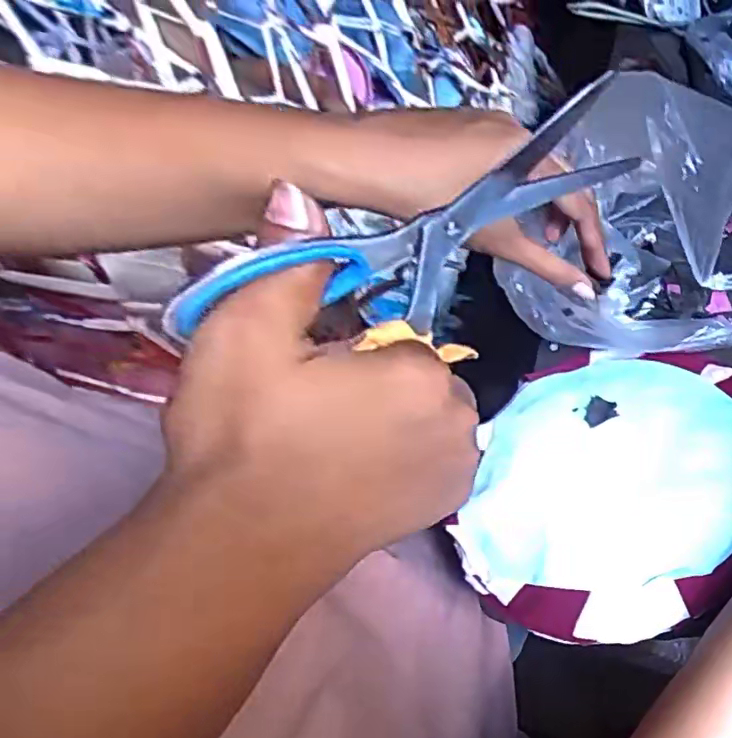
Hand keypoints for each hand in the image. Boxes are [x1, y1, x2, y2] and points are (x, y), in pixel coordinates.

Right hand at [160, 181, 480, 564]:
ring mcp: (468, 457)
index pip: (404, 338)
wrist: (258, 527)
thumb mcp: (245, 334)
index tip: (323, 370)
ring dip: (409, 419)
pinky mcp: (462, 492)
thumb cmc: (247, 431)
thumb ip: (288, 268)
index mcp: (422, 370)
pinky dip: (421, 454)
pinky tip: (376, 466)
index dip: (361, 350)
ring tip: (349, 441)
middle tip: (330, 408)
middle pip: (429, 378)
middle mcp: (463, 412)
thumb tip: (302, 197)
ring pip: (441, 417)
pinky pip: (448, 455)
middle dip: (390, 383)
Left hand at [329, 107, 611, 295]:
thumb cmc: (426, 195)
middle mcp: (514, 129)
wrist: (348, 158)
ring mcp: (487, 122)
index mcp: (528, 151)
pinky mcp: (465, 124)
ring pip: (539, 173)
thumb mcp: (498, 237)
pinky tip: (511, 212)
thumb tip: (586, 291)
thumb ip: (549, 265)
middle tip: (575, 257)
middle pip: (564, 183)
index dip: (593, 241)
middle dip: (574, 224)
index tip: (599, 272)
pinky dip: (522, 192)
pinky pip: (513, 162)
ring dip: (547, 209)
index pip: (579, 201)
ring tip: (542, 237)